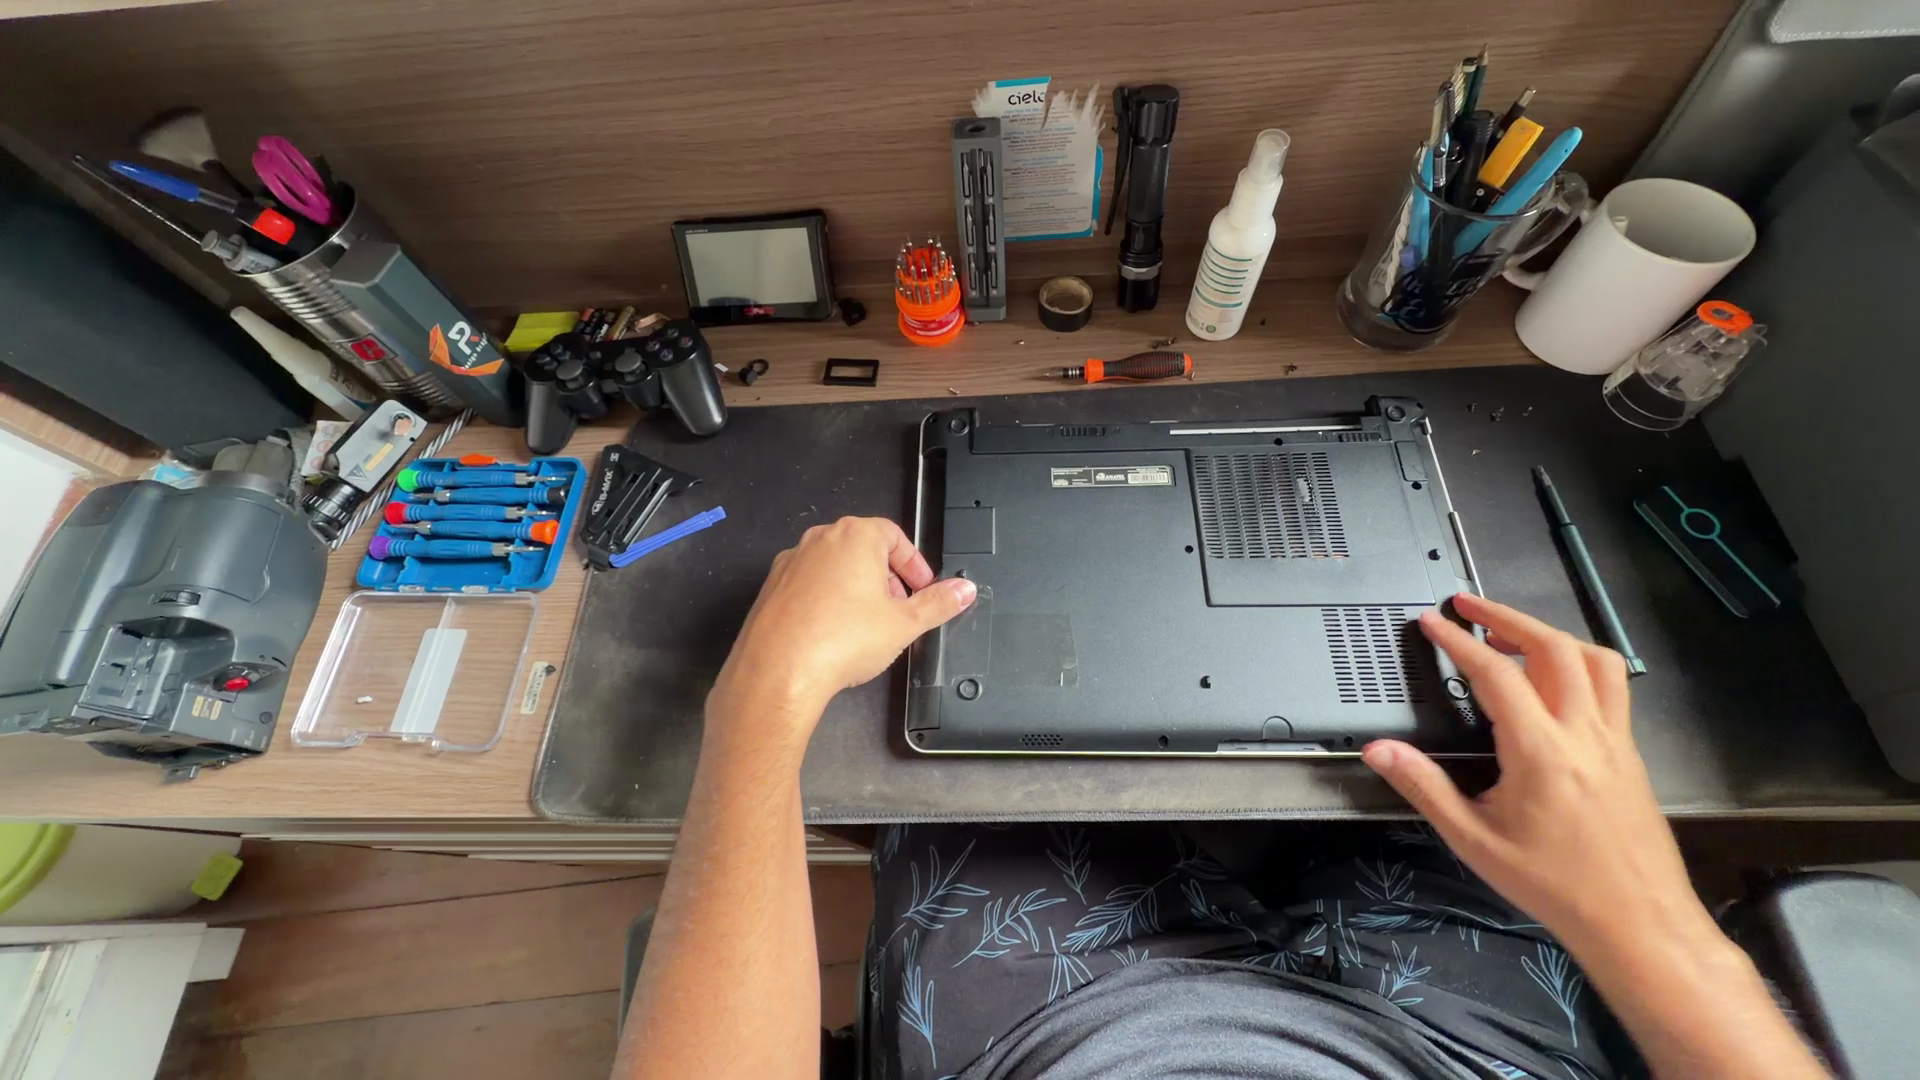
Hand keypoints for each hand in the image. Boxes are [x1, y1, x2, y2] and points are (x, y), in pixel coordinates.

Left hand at [709, 517, 976, 744]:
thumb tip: (963, 590)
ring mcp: (790, 562)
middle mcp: (819, 540)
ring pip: (834, 567)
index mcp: (855, 536)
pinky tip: (834, 634)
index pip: (895, 536)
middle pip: (863, 549)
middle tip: (899, 609)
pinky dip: (826, 601)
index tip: (923, 588)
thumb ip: (938, 603)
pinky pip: (808, 586)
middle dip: (887, 577)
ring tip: (868, 625)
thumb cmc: (841, 640)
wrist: (778, 672)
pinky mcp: (770, 588)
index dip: (914, 564)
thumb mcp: (904, 623)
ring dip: (856, 589)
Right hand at [1362, 593, 1711, 955]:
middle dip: (1507, 617)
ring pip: (1596, 662)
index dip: (1459, 641)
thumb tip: (1378, 749)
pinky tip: (1550, 680)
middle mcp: (1585, 735)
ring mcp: (1615, 743)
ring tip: (1511, 632)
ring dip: (1550, 634)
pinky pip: (1610, 689)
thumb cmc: (1554, 884)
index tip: (1432, 621)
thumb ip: (1422, 786)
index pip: (1496, 674)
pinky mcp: (1629, 756)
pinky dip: (1576, 663)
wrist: (1641, 926)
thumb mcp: (1472, 839)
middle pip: (1556, 649)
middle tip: (1468, 606)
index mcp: (1541, 751)